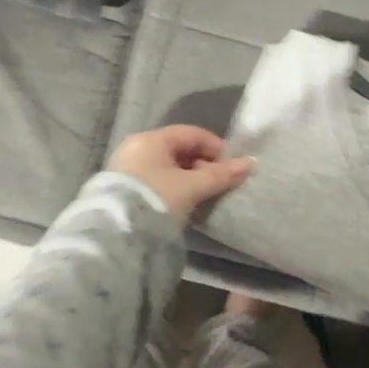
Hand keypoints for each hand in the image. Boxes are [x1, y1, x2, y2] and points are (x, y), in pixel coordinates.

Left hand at [107, 125, 254, 223]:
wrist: (117, 234)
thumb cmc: (158, 200)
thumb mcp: (192, 187)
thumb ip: (221, 175)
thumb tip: (251, 163)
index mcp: (150, 140)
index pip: (191, 134)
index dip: (215, 147)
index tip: (232, 165)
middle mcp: (136, 148)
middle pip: (178, 149)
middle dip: (202, 164)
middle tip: (219, 182)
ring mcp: (126, 168)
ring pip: (166, 166)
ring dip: (188, 177)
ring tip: (204, 194)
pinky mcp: (122, 189)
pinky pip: (155, 179)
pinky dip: (173, 186)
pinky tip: (183, 202)